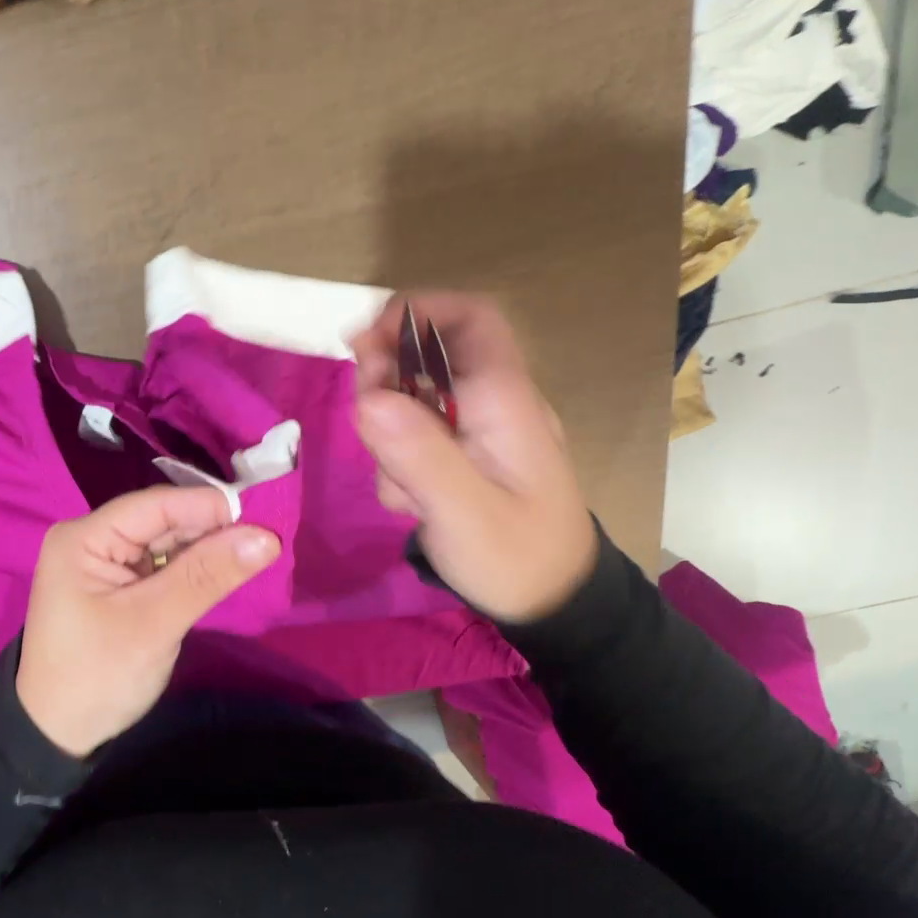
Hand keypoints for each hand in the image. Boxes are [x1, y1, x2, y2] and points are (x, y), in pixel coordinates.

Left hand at [16, 487, 280, 757]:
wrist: (57, 733)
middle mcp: (89, 540)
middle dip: (210, 531)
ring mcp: (101, 565)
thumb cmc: (97, 676)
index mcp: (82, 538)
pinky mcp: (116, 588)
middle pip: (161, 522)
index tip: (263, 521)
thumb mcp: (154, 624)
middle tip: (265, 546)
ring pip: (165, 545)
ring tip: (252, 560)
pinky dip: (189, 573)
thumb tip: (266, 535)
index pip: (154, 505)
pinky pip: (159, 568)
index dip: (207, 508)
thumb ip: (206, 576)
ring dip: (204, 553)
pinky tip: (220, 576)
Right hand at [349, 293, 597, 623]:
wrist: (554, 604)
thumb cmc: (517, 556)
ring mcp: (474, 432)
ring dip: (386, 433)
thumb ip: (418, 454)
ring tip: (400, 487)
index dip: (415, 313)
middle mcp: (490, 405)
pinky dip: (395, 461)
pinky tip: (410, 501)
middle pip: (425, 358)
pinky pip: (412, 438)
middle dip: (384, 384)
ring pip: (410, 402)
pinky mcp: (461, 457)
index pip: (469, 320)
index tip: (363, 343)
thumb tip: (368, 397)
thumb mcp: (464, 512)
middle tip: (367, 427)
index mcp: (503, 402)